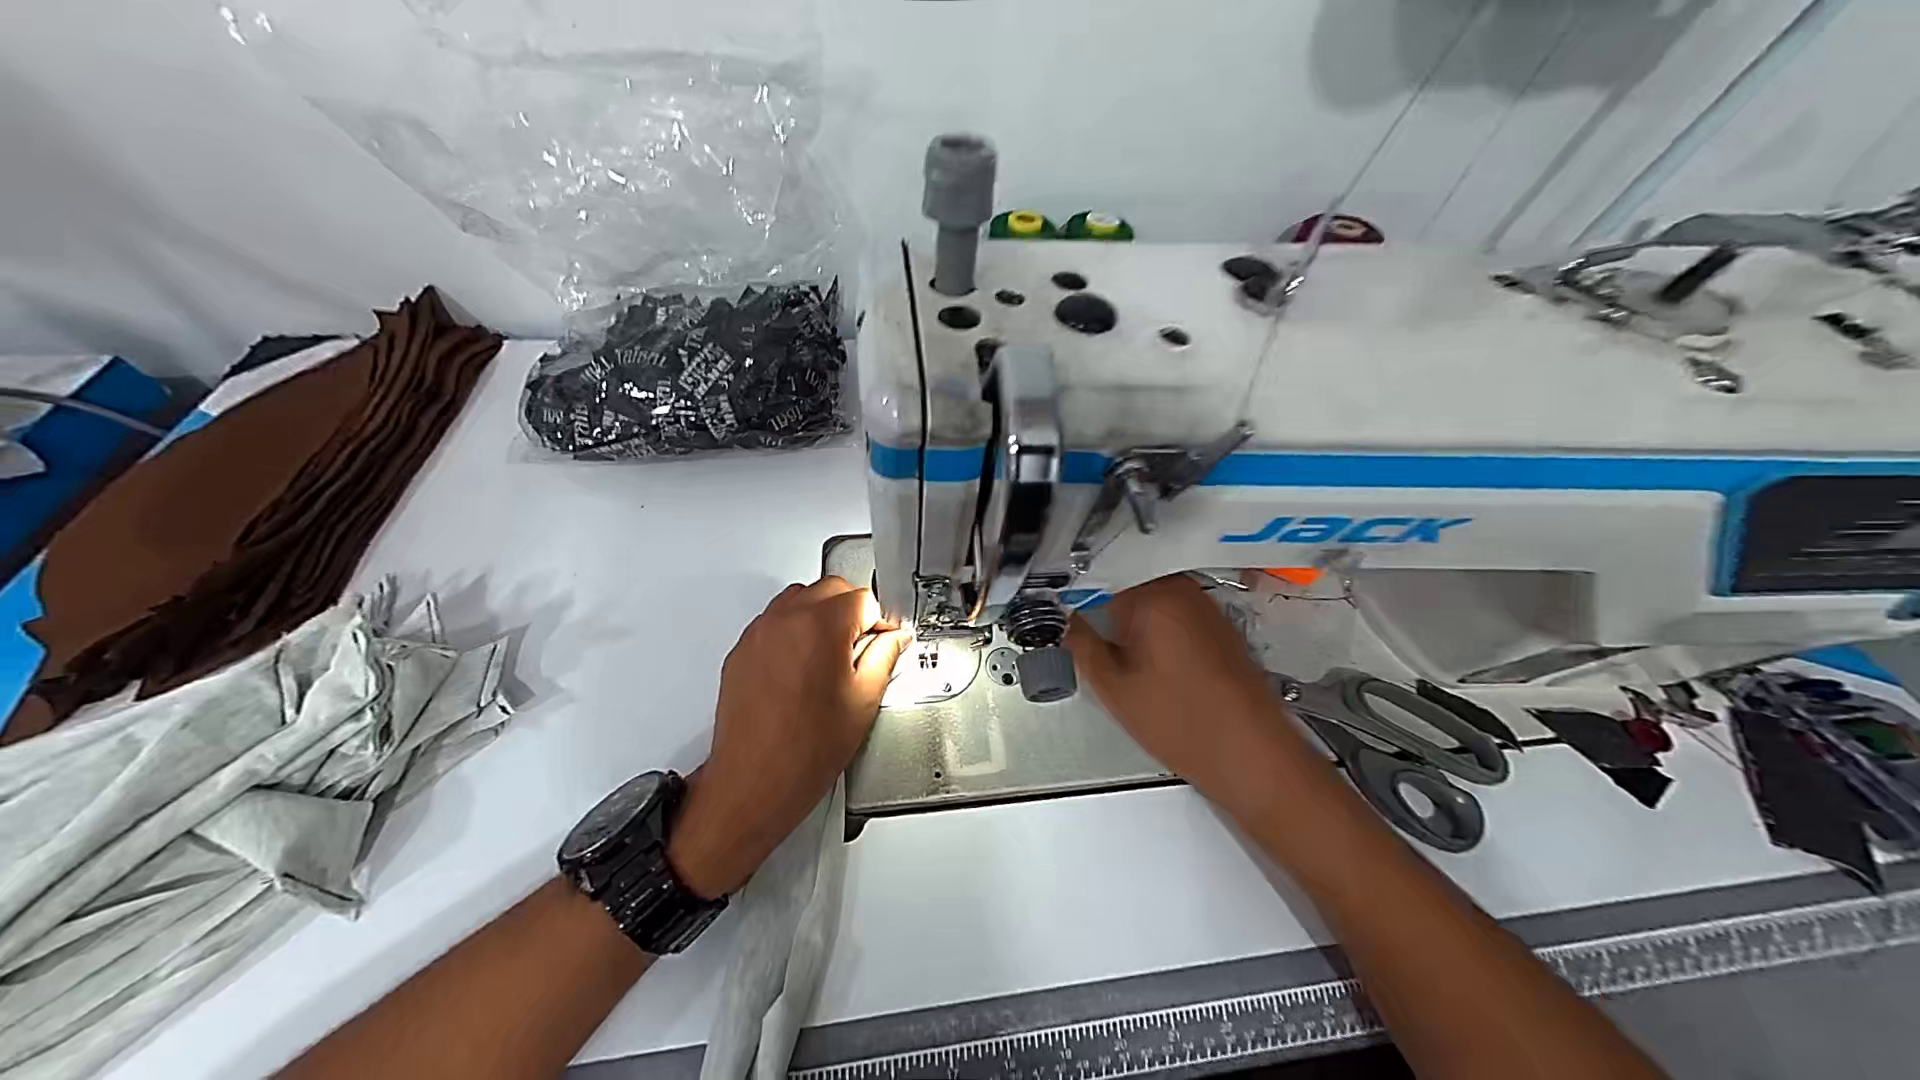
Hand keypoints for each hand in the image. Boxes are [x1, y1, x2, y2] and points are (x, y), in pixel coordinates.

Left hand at [668, 577, 910, 897]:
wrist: (753, 782)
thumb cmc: (802, 751)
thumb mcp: (863, 700)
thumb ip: (884, 656)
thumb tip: (893, 638)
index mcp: (820, 627)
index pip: (863, 598)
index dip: (882, 619)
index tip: (886, 637)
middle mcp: (785, 620)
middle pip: (830, 588)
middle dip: (854, 609)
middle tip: (866, 642)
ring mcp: (759, 633)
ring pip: (799, 598)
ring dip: (822, 614)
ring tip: (835, 652)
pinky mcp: (742, 650)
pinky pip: (774, 621)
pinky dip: (794, 629)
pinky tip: (806, 664)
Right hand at [1066, 574, 1316, 810]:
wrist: (1251, 754)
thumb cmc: (1183, 722)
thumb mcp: (1112, 686)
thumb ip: (1080, 643)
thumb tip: (1063, 621)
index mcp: (1151, 594)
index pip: (1095, 575)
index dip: (1069, 591)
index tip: (1052, 608)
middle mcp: (1180, 588)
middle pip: (1123, 580)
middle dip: (1097, 601)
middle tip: (1075, 628)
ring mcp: (1202, 604)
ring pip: (1146, 596)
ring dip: (1123, 614)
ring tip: (1107, 645)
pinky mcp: (1216, 624)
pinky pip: (1170, 610)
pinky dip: (1150, 624)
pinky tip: (1141, 655)